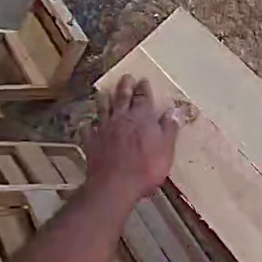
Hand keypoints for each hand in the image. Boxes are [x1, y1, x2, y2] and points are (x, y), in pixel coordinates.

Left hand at [83, 76, 182, 204]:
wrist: (114, 185)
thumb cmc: (146, 168)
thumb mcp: (166, 149)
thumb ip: (169, 128)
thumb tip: (174, 110)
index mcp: (142, 118)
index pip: (143, 98)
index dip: (144, 88)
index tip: (143, 80)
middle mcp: (122, 119)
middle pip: (123, 98)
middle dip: (125, 86)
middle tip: (126, 77)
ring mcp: (104, 129)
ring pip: (104, 109)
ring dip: (105, 99)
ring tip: (105, 91)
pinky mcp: (92, 143)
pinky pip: (88, 130)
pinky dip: (88, 126)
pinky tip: (87, 124)